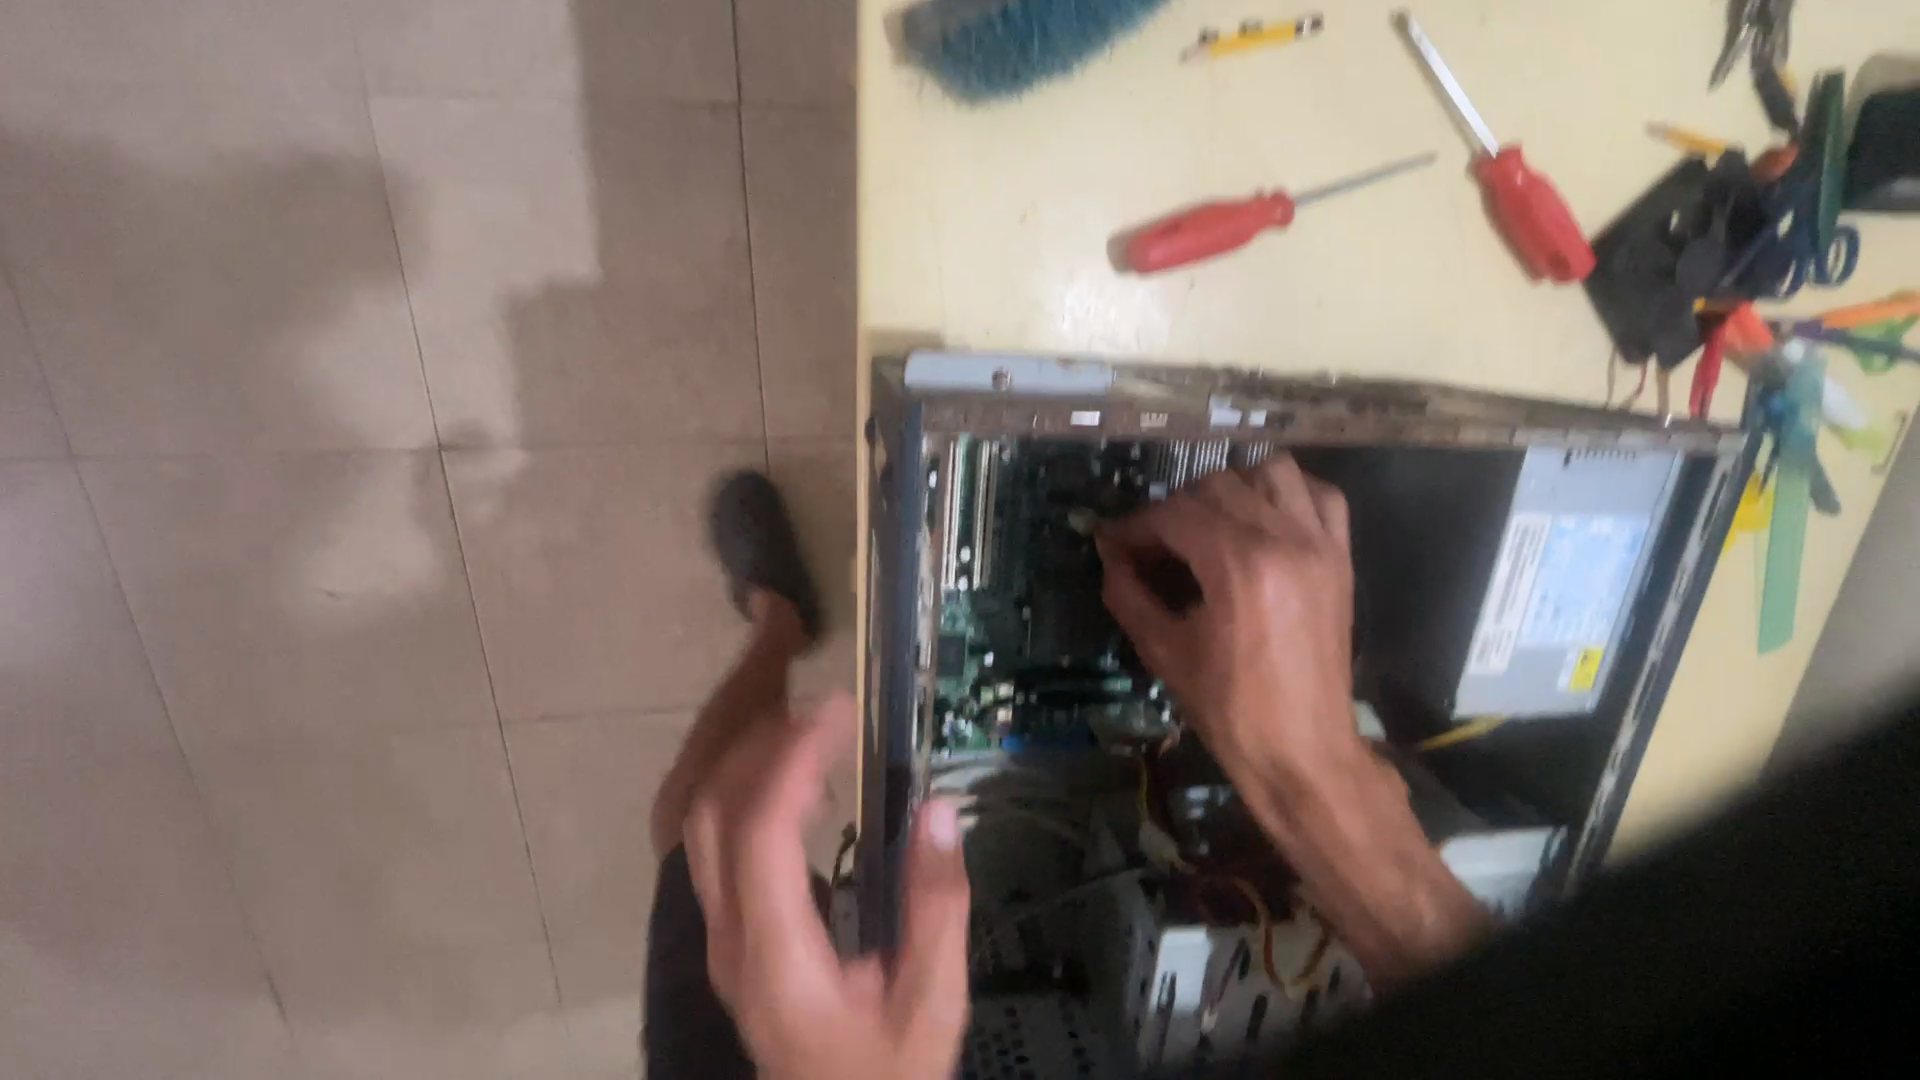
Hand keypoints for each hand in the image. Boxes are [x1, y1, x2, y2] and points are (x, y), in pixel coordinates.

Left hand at [683, 694, 971, 1079]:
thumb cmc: (886, 1073)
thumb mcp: (932, 1005)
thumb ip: (937, 908)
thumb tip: (939, 810)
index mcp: (776, 956)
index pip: (761, 834)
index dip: (791, 761)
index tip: (836, 711)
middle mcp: (730, 938)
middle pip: (711, 815)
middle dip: (760, 745)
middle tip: (824, 711)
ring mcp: (722, 934)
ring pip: (703, 824)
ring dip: (750, 762)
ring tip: (814, 732)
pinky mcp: (732, 932)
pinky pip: (721, 840)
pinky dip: (753, 790)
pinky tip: (806, 784)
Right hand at [1097, 455, 1367, 795]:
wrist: (1303, 750)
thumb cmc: (1229, 709)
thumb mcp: (1164, 652)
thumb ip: (1128, 594)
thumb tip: (1109, 557)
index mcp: (1239, 567)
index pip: (1175, 514)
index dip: (1135, 525)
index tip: (1113, 543)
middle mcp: (1285, 540)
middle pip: (1216, 486)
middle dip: (1173, 509)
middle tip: (1152, 544)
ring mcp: (1320, 545)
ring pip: (1270, 472)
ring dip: (1230, 487)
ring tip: (1207, 523)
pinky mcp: (1341, 558)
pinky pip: (1319, 495)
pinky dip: (1286, 492)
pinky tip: (1260, 515)